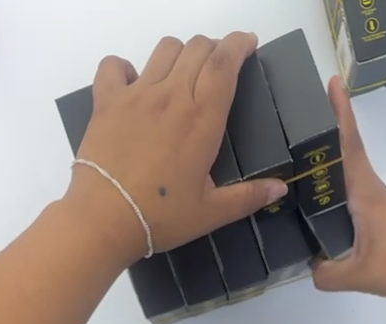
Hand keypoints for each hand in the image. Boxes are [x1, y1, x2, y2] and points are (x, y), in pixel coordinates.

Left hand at [65, 33, 288, 261]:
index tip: (248, 44)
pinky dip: (126, 67)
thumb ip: (247, 198)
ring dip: (180, 52)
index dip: (239, 45)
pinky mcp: (107, 100)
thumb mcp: (210, 213)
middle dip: (214, 48)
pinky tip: (133, 83)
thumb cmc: (161, 217)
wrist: (105, 218)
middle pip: (198, 48)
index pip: (225, 63)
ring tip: (184, 72)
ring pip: (164, 50)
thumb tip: (281, 189)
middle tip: (220, 65)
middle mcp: (172, 96)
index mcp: (202, 120)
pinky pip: (115, 65)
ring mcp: (137, 94)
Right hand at [311, 76, 385, 304]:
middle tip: (298, 117)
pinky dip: (335, 190)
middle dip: (325, 132)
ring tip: (300, 158)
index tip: (333, 82)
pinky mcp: (381, 218)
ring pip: (348, 175)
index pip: (349, 147)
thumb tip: (310, 267)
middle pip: (345, 154)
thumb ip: (326, 274)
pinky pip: (352, 195)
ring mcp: (377, 204)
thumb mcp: (357, 276)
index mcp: (364, 195)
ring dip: (329, 163)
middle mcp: (370, 192)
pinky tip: (321, 203)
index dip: (340, 114)